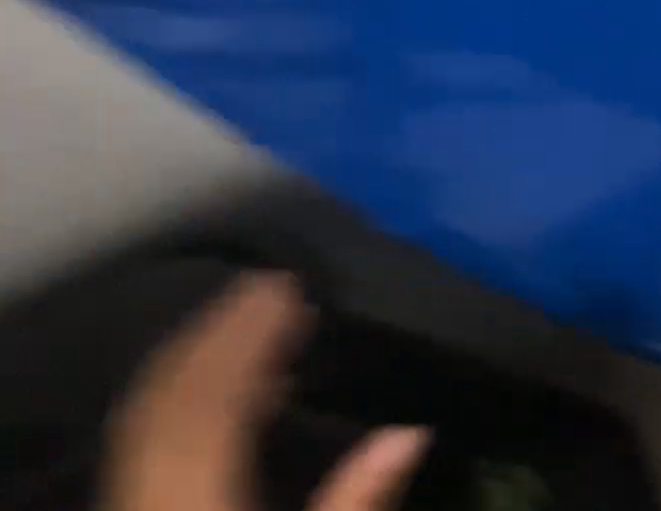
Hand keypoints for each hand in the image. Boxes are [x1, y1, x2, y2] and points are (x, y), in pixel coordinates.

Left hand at [106, 272, 429, 510]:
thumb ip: (356, 508)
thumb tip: (412, 431)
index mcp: (192, 507)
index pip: (207, 407)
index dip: (242, 339)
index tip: (288, 285)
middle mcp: (149, 501)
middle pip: (165, 406)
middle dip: (214, 336)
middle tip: (272, 282)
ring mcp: (138, 510)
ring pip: (149, 422)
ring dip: (201, 361)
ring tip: (257, 320)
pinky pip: (154, 445)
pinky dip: (193, 401)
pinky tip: (237, 391)